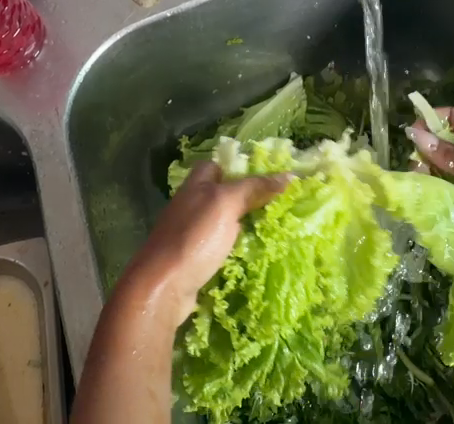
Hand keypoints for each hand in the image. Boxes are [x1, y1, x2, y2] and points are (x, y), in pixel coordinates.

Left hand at [118, 161, 287, 327]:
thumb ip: (254, 188)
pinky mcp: (190, 261)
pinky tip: (248, 256)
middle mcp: (189, 205)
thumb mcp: (227, 204)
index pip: (216, 166)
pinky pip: (216, 249)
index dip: (238, 169)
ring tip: (269, 230)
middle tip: (275, 206)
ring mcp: (188, 234)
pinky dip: (231, 251)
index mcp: (195, 185)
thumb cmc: (195, 237)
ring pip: (219, 224)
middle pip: (220, 195)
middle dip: (245, 200)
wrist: (163, 287)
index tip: (265, 178)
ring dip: (240, 228)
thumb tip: (289, 176)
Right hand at [409, 107, 453, 273]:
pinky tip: (428, 211)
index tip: (408, 135)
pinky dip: (445, 206)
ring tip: (415, 193)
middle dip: (427, 157)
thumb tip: (416, 135)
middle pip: (448, 151)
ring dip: (434, 183)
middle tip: (410, 172)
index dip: (431, 121)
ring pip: (451, 179)